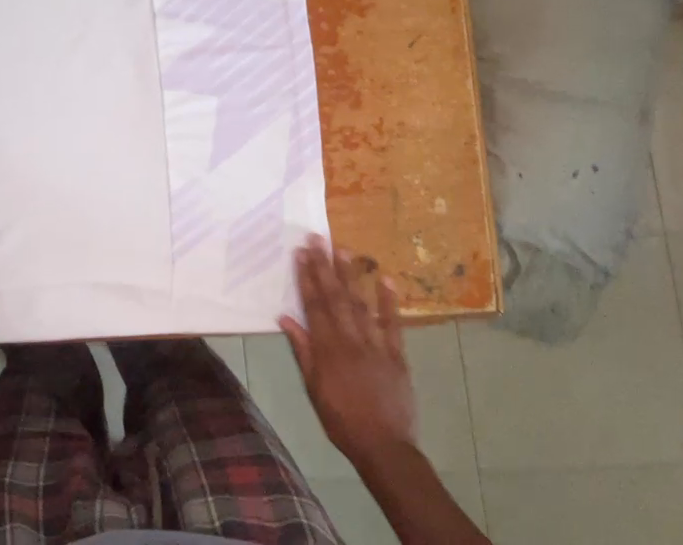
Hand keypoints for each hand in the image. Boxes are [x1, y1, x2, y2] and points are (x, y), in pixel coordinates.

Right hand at [279, 235, 417, 462]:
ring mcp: (376, 344)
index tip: (300, 253)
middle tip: (317, 238)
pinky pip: (392, 322)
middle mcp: (350, 339)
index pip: (314, 305)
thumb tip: (285, 318)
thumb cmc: (341, 419)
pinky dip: (388, 300)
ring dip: (350, 275)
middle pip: (335, 297)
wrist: (383, 446)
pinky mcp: (397, 353)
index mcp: (327, 349)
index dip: (306, 277)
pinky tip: (384, 278)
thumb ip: (303, 351)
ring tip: (342, 249)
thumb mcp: (313, 388)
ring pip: (360, 303)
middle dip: (324, 266)